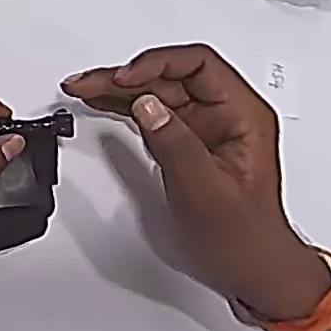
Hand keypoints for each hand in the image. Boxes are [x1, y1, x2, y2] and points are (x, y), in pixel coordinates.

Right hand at [62, 44, 330, 319]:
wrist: (250, 267)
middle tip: (87, 83)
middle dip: (122, 75)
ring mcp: (198, 124)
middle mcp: (220, 113)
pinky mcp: (179, 136)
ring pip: (150, 89)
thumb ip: (175, 143)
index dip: (157, 64)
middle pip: (166, 75)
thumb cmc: (244, 236)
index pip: (198, 65)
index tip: (125, 78)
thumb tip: (146, 104)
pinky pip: (145, 108)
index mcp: (241, 115)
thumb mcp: (206, 191)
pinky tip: (96, 101)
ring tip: (80, 88)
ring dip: (112, 87)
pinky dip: (117, 104)